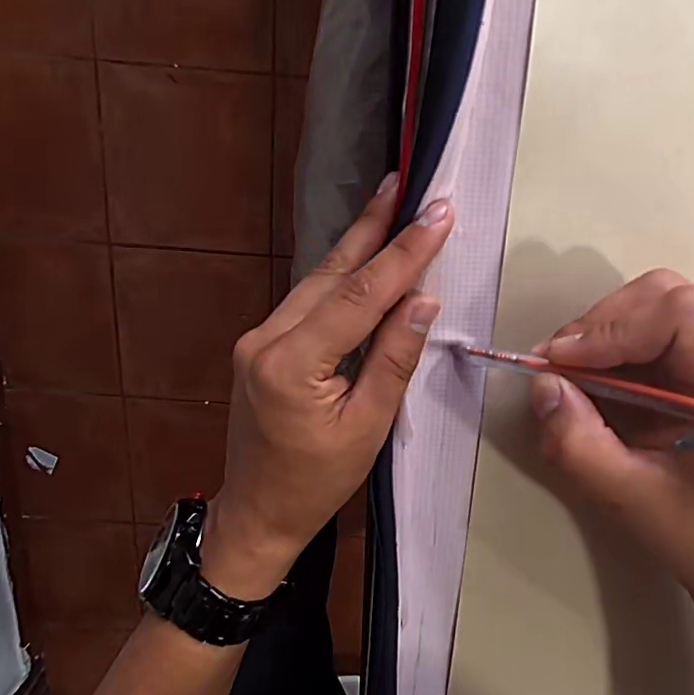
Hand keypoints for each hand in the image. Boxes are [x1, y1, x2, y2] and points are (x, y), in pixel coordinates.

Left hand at [203, 175, 454, 599]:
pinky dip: (336, 280)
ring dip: (353, 247)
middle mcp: (265, 339)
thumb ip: (393, 360)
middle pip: (329, 275)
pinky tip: (358, 259)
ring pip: (313, 284)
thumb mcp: (366, 428)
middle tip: (402, 182)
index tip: (437, 213)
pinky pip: (303, 303)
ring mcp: (256, 340)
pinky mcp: (258, 347)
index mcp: (291, 364)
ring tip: (387, 207)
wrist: (257, 511)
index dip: (403, 253)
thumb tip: (422, 299)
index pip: (359, 296)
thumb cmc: (315, 483)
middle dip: (371, 228)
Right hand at [529, 269, 693, 608]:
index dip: (609, 328)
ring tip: (574, 373)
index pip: (680, 315)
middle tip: (557, 367)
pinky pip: (663, 323)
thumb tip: (543, 383)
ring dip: (606, 331)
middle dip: (601, 325)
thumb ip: (576, 441)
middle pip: (669, 297)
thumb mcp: (625, 496)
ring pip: (662, 302)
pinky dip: (618, 341)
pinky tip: (600, 376)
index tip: (557, 362)